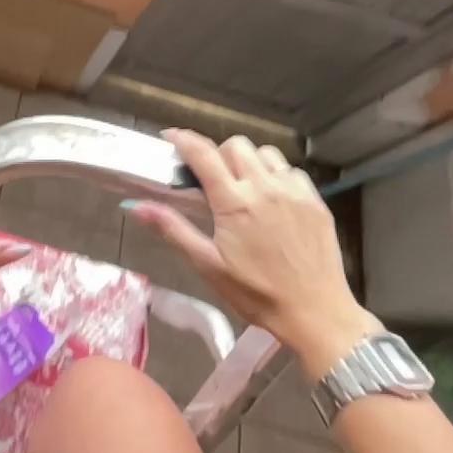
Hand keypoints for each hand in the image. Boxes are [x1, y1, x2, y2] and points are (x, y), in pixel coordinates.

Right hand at [124, 129, 380, 376]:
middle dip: (218, 154)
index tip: (170, 137)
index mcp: (234, 202)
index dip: (183, 139)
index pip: (203, 153)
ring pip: (265, 152)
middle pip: (235, 145)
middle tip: (212, 178)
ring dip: (248, 161)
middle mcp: (264, 187)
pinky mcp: (315, 201)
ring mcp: (294, 191)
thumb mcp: (208, 265)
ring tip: (244, 185)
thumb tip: (135, 206)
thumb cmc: (257, 294)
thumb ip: (173, 229)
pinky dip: (276, 175)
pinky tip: (273, 198)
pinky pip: (291, 170)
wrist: (317, 316)